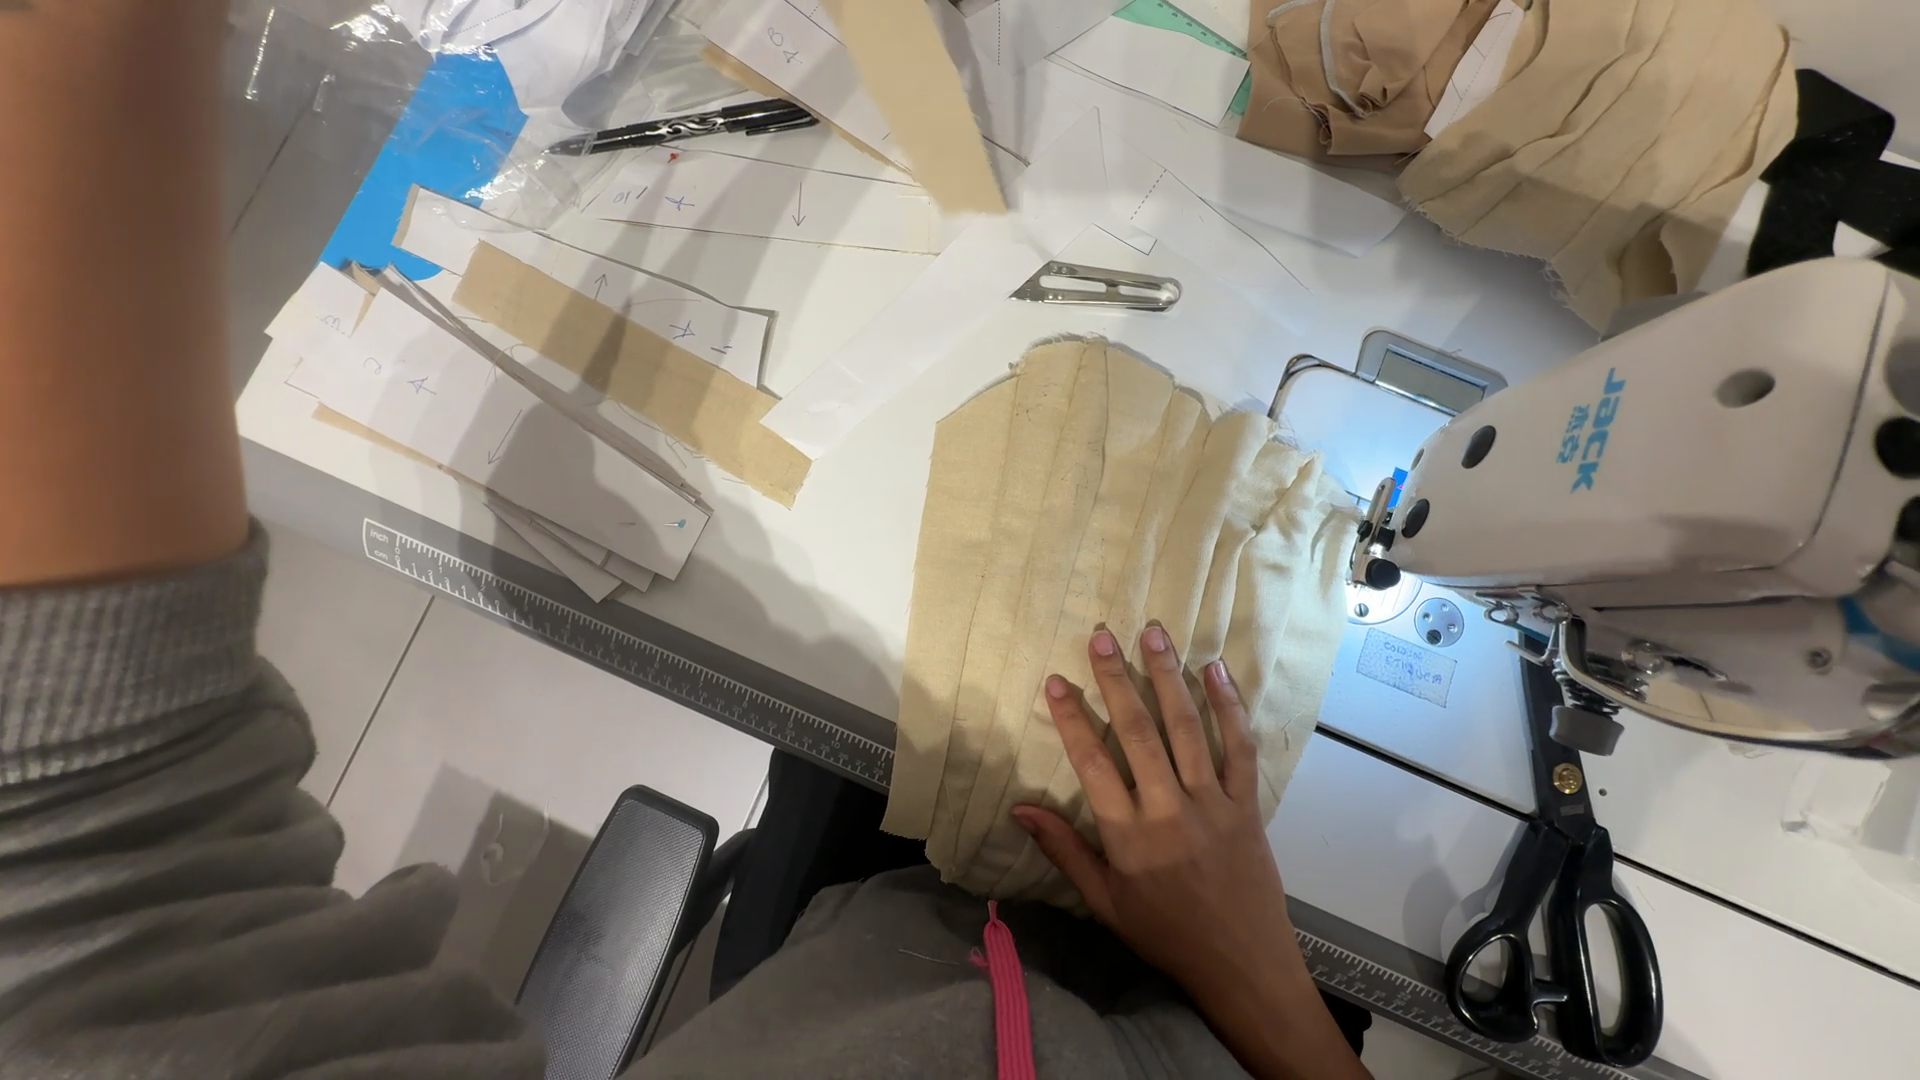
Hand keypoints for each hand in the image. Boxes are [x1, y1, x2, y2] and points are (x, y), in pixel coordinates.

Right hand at [1013, 626, 1370, 1079]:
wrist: (1244, 966)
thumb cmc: (1165, 933)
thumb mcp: (1104, 901)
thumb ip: (1064, 850)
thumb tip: (1019, 810)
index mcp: (1129, 837)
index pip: (1093, 765)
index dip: (1072, 720)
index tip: (1056, 681)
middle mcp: (1169, 810)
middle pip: (1138, 734)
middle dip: (1117, 681)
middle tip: (1102, 637)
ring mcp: (1213, 803)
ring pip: (1187, 730)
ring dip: (1167, 678)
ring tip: (1153, 634)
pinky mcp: (1247, 804)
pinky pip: (1239, 749)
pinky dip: (1229, 707)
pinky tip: (1214, 670)